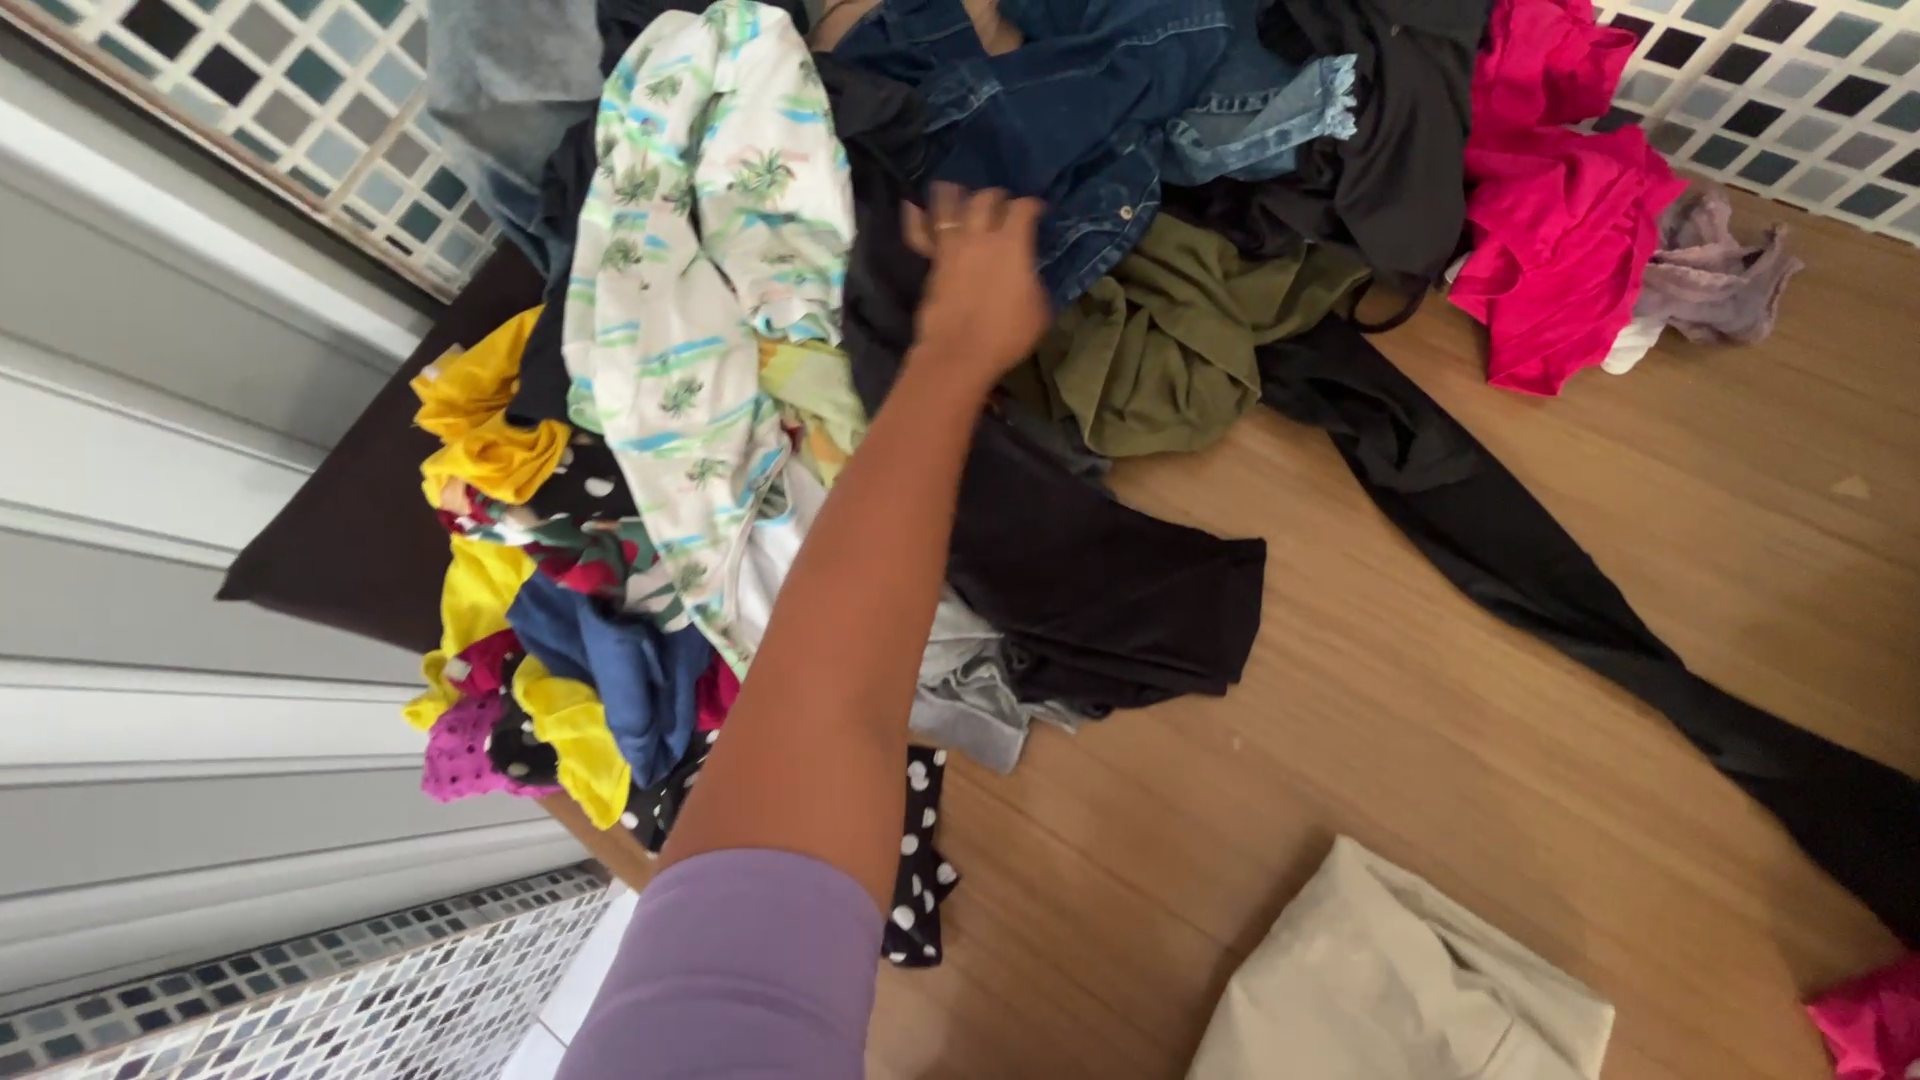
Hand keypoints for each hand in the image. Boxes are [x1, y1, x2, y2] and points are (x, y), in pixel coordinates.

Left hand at [904, 183, 1050, 390]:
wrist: (958, 354)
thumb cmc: (1006, 336)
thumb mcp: (1040, 311)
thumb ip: (1036, 282)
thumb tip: (1029, 273)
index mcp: (1013, 244)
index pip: (1024, 208)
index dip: (1033, 205)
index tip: (1038, 212)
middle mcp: (981, 236)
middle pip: (986, 198)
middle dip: (997, 196)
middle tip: (1002, 204)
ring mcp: (952, 247)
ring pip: (950, 206)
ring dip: (955, 194)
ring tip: (957, 190)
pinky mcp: (932, 263)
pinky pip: (921, 233)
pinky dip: (917, 218)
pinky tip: (912, 205)